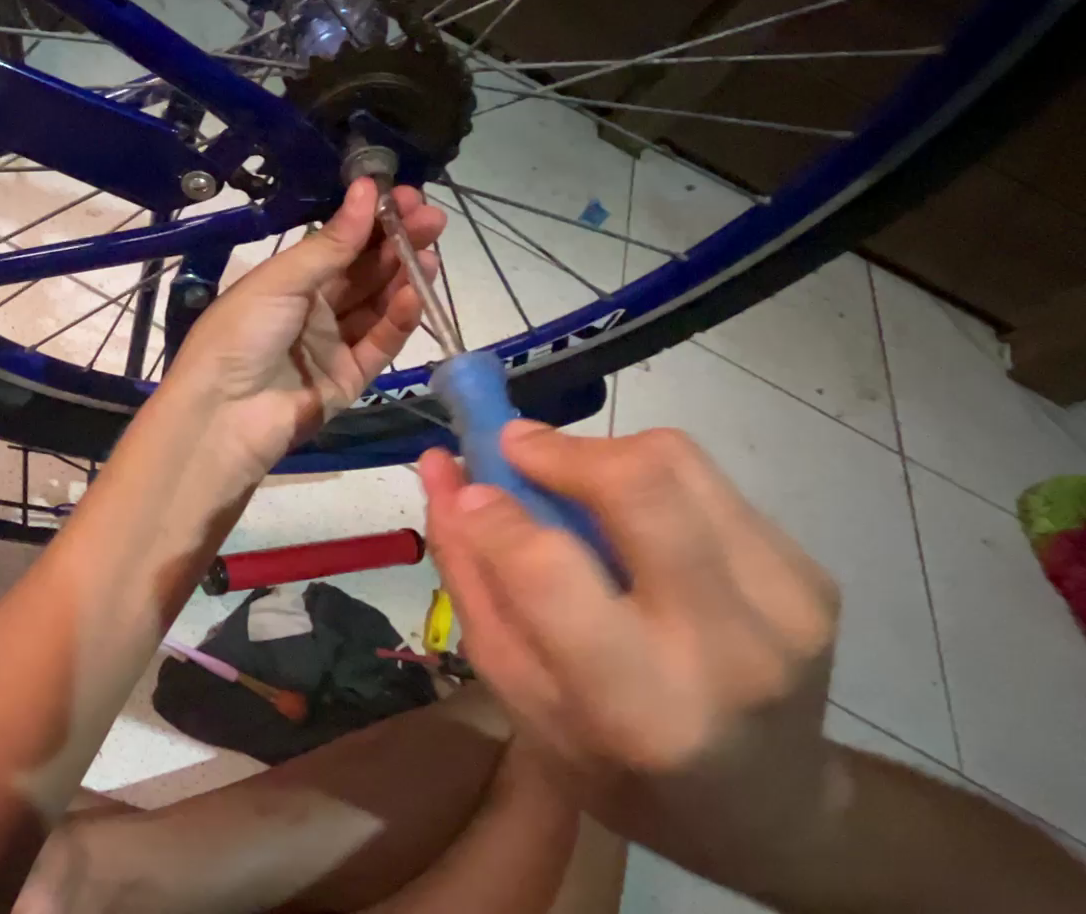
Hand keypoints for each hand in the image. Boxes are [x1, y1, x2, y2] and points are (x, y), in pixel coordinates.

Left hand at [160, 178, 444, 485]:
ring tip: (430, 252)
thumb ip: (329, 243)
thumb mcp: (279, 281)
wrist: (223, 415)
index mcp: (284, 282)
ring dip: (403, 277)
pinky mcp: (348, 378)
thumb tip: (366, 191)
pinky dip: (398, 319)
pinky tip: (415, 293)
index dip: (369, 221)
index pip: (336, 245)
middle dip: (396, 243)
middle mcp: (308, 310)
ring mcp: (330, 345)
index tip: (402, 195)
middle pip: (361, 272)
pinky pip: (379, 344)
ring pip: (376, 305)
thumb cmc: (239, 335)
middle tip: (431, 218)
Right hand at [417, 423, 842, 880]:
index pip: (550, 571)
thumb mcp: (514, 688)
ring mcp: (785, 605)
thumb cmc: (606, 759)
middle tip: (513, 447)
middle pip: (641, 486)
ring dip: (601, 454)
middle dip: (559, 450)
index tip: (465, 487)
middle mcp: (726, 646)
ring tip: (568, 483)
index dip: (495, 515)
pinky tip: (632, 524)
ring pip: (678, 463)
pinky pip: (709, 485)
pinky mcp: (813, 576)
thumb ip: (470, 576)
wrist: (760, 807)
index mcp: (636, 703)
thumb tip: (441, 469)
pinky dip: (649, 482)